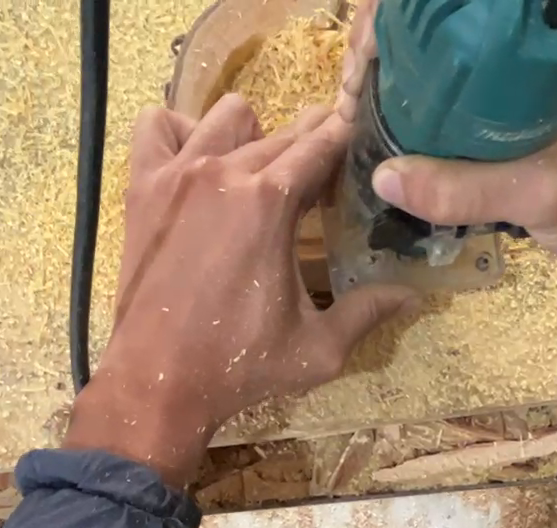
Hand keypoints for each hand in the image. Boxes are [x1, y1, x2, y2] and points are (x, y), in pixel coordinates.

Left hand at [65, 95, 417, 487]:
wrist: (160, 381)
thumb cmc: (240, 368)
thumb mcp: (317, 349)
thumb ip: (366, 314)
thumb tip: (413, 296)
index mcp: (271, 204)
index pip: (320, 146)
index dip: (344, 144)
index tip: (356, 154)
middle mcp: (224, 172)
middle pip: (280, 133)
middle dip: (309, 145)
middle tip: (321, 176)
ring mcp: (178, 174)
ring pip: (227, 117)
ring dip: (253, 136)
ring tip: (259, 175)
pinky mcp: (143, 188)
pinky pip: (158, 125)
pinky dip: (183, 132)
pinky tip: (198, 163)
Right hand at [336, 1, 556, 359]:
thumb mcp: (538, 192)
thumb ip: (467, 189)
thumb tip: (383, 178)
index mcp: (543, 32)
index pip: (460, 0)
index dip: (398, 14)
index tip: (366, 57)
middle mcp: (519, 42)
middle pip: (433, 21)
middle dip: (380, 45)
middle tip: (350, 95)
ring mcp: (503, 77)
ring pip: (430, 59)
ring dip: (385, 76)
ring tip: (353, 110)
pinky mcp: (492, 111)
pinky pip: (438, 98)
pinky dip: (403, 106)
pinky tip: (376, 123)